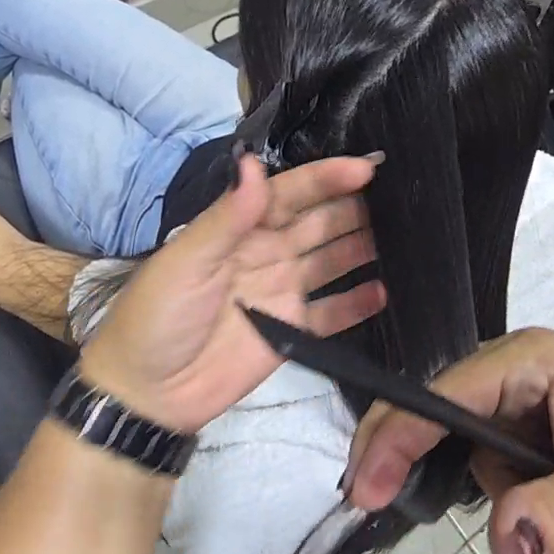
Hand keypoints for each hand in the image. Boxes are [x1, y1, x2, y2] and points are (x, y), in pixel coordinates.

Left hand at [79, 154, 384, 433]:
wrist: (147, 392)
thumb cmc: (158, 315)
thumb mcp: (187, 259)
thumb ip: (227, 215)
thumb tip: (254, 161)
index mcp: (240, 227)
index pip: (291, 194)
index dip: (326, 179)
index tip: (367, 168)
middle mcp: (268, 252)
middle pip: (319, 222)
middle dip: (355, 207)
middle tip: (402, 196)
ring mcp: (282, 291)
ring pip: (332, 260)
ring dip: (363, 247)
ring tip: (407, 237)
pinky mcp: (292, 331)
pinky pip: (332, 312)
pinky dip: (357, 303)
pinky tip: (385, 291)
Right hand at [346, 329, 553, 553]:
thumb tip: (502, 548)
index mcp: (533, 359)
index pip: (446, 391)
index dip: (399, 434)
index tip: (364, 487)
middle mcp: (520, 371)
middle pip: (440, 406)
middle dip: (404, 449)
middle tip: (368, 498)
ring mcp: (528, 401)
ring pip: (464, 440)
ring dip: (460, 479)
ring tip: (511, 513)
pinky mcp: (538, 432)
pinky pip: (492, 459)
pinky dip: (488, 488)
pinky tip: (516, 509)